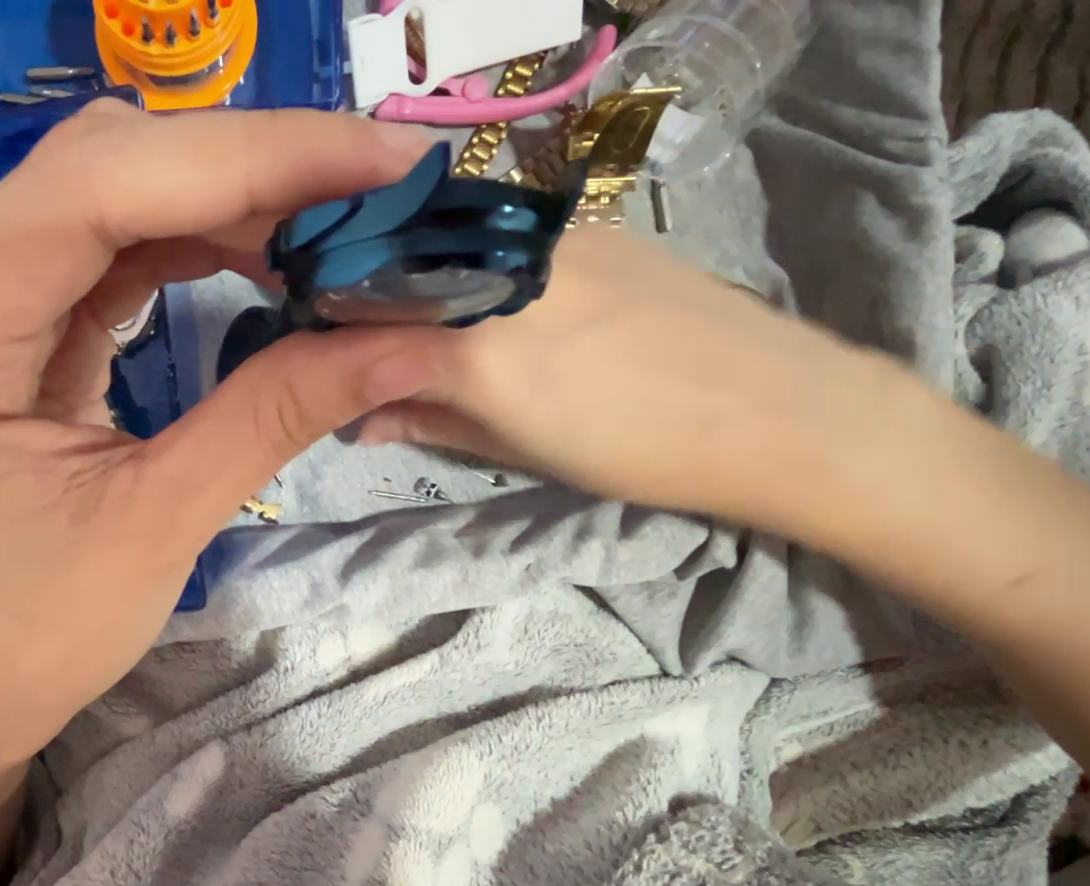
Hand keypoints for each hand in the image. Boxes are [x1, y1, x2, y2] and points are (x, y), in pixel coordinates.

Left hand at [0, 101, 446, 762]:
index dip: (244, 159)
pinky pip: (106, 243)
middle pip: (98, 169)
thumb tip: (413, 337)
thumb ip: (276, 412)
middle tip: (376, 184)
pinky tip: (266, 250)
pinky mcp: (9, 321)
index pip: (92, 191)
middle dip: (246, 167)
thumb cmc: (54, 625)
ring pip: (107, 191)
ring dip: (227, 195)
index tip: (379, 160)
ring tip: (336, 217)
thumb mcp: (167, 520)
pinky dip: (194, 236)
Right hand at [355, 227, 904, 528]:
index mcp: (474, 350)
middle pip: (394, 278)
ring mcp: (543, 241)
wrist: (777, 410)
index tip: (312, 364)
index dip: (326, 348)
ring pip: (442, 250)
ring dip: (410, 280)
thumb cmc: (638, 453)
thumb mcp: (519, 451)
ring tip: (413, 320)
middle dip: (360, 308)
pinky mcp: (582, 227)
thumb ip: (428, 424)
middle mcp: (497, 277)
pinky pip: (494, 237)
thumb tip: (357, 424)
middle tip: (351, 343)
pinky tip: (476, 292)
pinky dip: (463, 263)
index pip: (362, 334)